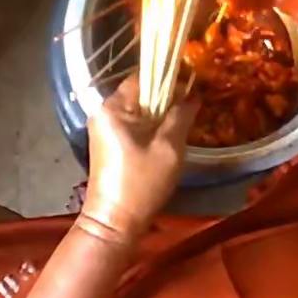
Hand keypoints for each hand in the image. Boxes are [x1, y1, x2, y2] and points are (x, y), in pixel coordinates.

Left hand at [80, 75, 195, 243]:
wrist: (113, 221)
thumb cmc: (141, 183)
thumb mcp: (169, 148)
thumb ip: (181, 116)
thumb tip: (194, 93)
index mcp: (112, 107)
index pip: (141, 77)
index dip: (167, 76)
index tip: (192, 80)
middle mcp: (103, 111)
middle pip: (139, 91)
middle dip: (166, 94)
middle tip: (192, 100)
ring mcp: (103, 126)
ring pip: (137, 107)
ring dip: (159, 110)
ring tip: (185, 115)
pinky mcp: (108, 140)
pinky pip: (132, 121)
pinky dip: (150, 123)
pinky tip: (168, 131)